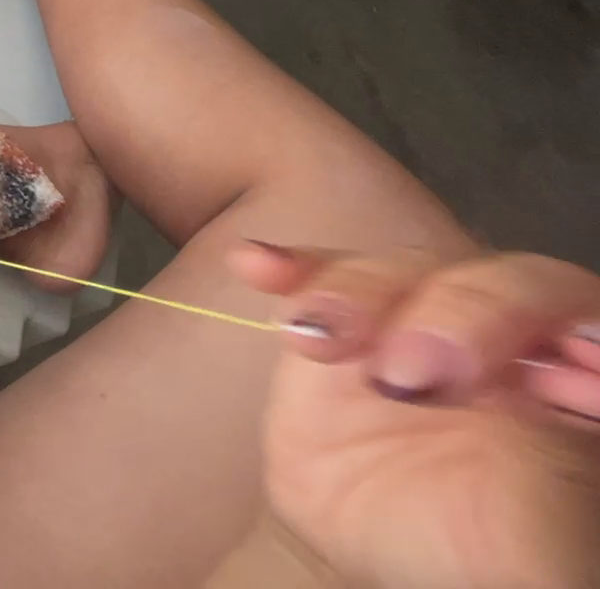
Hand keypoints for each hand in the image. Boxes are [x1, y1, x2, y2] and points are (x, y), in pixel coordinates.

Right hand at [231, 243, 599, 587]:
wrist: (382, 571)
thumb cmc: (484, 564)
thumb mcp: (549, 543)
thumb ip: (559, 460)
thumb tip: (578, 381)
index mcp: (584, 386)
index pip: (587, 317)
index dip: (571, 326)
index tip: (552, 373)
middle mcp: (509, 344)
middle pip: (492, 282)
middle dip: (456, 313)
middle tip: (409, 376)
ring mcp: (411, 325)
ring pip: (394, 272)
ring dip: (353, 292)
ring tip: (318, 342)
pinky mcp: (334, 328)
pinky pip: (313, 275)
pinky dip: (286, 265)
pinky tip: (256, 265)